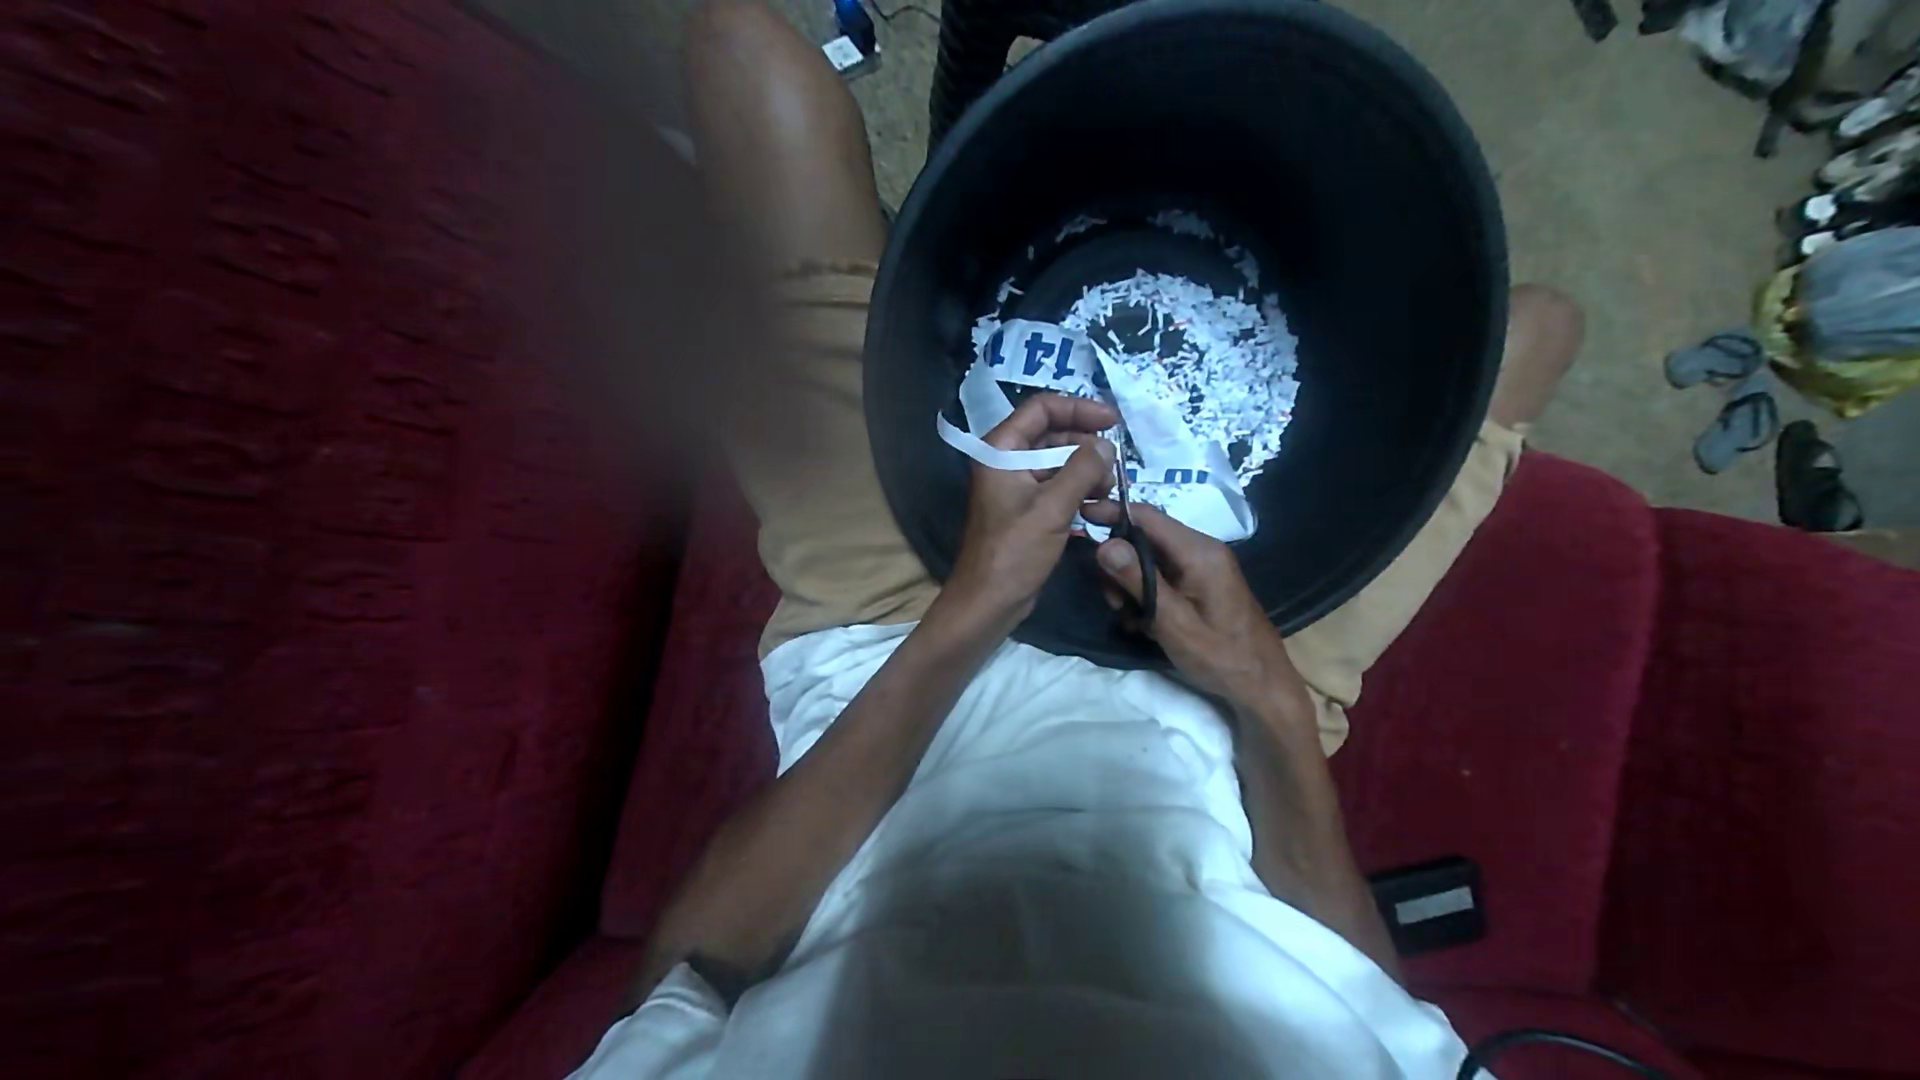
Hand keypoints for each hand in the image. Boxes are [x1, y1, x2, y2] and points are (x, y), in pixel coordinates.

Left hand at [944, 393, 1118, 626]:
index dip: (1079, 408)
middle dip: (1086, 444)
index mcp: (1001, 450)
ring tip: (1109, 489)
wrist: (989, 599)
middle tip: (1115, 464)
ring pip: (1057, 461)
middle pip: (1052, 434)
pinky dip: (1078, 489)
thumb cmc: (1015, 550)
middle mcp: (1005, 461)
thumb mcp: (1053, 506)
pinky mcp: (1026, 508)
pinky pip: (1056, 486)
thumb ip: (1082, 469)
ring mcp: (1015, 485)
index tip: (1113, 421)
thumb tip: (1106, 445)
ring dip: (1086, 469)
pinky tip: (1098, 504)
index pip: (1041, 409)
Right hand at [1084, 500, 1310, 718]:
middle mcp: (1201, 551)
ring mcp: (1201, 568)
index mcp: (1199, 553)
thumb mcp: (1174, 622)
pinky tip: (1143, 623)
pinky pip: (1160, 576)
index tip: (1080, 517)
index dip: (1112, 512)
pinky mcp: (1198, 584)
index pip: (1148, 516)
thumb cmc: (1221, 657)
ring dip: (1128, 583)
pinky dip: (1144, 594)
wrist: (1262, 687)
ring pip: (1148, 559)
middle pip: (1145, 537)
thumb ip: (1139, 581)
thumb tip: (1105, 544)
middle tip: (1111, 600)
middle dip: (1118, 563)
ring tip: (1127, 616)